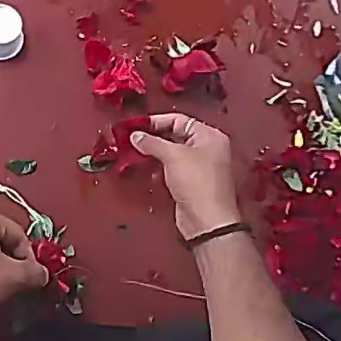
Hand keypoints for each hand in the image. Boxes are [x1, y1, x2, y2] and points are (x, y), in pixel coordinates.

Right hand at [130, 113, 241, 238]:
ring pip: (172, 152)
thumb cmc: (197, 182)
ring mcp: (199, 166)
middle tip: (131, 137)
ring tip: (132, 150)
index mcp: (209, 136)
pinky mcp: (190, 181)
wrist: (207, 220)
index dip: (156, 121)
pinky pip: (171, 167)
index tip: (136, 125)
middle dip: (153, 136)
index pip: (179, 120)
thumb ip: (152, 143)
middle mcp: (206, 148)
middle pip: (175, 135)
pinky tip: (143, 165)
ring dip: (154, 151)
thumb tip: (135, 135)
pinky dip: (158, 165)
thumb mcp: (173, 156)